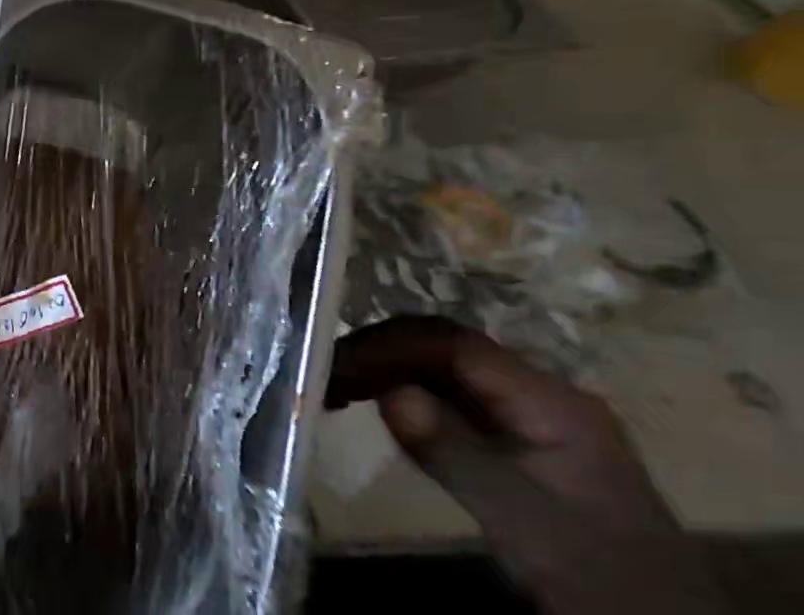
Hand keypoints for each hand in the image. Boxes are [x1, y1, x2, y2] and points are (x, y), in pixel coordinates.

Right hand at [327, 316, 728, 614]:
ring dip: (383, 368)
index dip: (389, 346)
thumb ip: (457, 454)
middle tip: (324, 372)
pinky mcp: (509, 436)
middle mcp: (537, 392)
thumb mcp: (524, 520)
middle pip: (442, 346)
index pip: (454, 345)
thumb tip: (388, 394)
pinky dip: (397, 391)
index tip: (335, 366)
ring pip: (437, 365)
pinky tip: (370, 407)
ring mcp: (524, 413)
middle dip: (379, 351)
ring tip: (335, 386)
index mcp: (551, 400)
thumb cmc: (595, 573)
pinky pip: (443, 394)